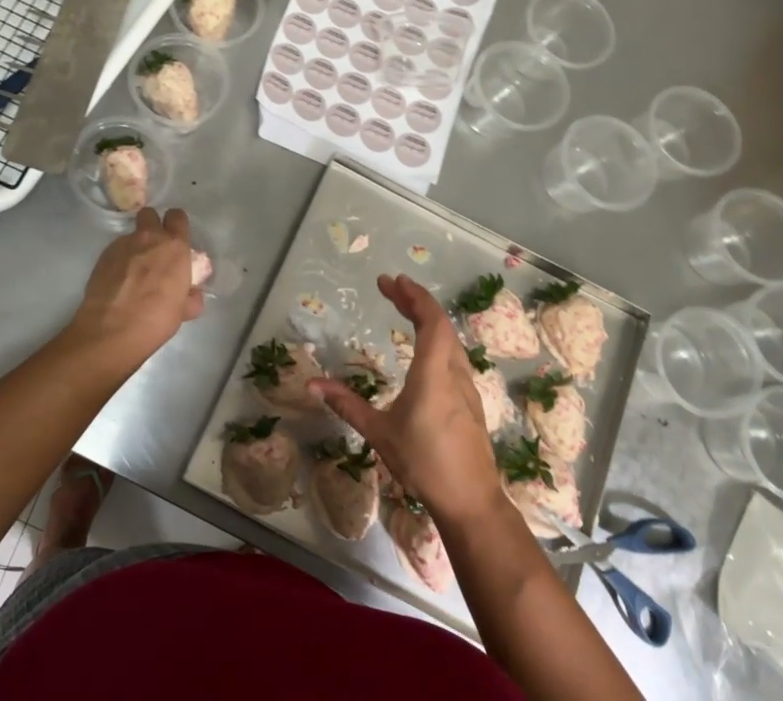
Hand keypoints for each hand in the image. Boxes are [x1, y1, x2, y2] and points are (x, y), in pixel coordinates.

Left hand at [67, 208, 204, 365]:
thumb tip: (193, 295)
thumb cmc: (156, 319)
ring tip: (133, 271)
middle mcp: (148, 238)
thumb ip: (190, 297)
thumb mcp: (183, 311)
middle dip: (152, 226)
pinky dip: (119, 260)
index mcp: (174, 247)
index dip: (177, 225)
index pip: (178, 216)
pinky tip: (119, 281)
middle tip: (154, 249)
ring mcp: (122, 245)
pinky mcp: (102, 256)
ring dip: (135, 246)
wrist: (112, 330)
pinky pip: (115, 250)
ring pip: (131, 235)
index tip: (176, 239)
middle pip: (150, 214)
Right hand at [311, 274, 502, 522]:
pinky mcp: (470, 403)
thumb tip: (311, 385)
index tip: (391, 281)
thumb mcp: (379, 433)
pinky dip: (436, 341)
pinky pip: (454, 358)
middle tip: (390, 288)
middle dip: (416, 302)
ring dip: (429, 321)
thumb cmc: (424, 464)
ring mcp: (467, 389)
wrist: (471, 501)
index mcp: (433, 374)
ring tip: (405, 311)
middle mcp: (454, 374)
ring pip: (450, 341)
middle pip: (441, 325)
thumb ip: (347, 405)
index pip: (431, 321)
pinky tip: (423, 351)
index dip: (413, 296)